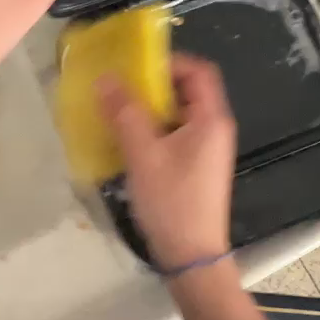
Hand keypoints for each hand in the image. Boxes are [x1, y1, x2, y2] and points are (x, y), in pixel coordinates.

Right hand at [100, 54, 237, 268]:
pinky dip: (151, 128)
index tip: (136, 67)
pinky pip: (172, 133)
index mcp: (210, 119)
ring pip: (176, 113)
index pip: (198, 70)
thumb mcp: (143, 154)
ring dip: (148, 108)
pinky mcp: (194, 166)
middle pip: (186, 89)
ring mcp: (204, 148)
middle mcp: (213, 128)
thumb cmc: (173, 202)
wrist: (192, 257)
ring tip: (116, 110)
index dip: (169, 62)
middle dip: (152, 84)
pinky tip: (125, 139)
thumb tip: (106, 78)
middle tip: (119, 87)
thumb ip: (125, 113)